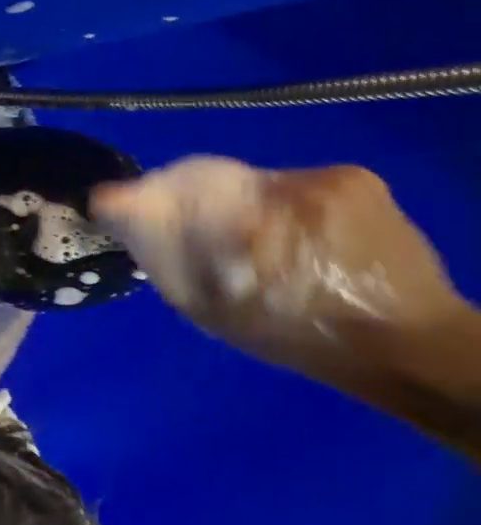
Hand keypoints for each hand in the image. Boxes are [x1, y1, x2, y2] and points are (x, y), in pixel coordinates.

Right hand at [90, 156, 467, 377]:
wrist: (410, 345)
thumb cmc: (297, 335)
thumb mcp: (210, 306)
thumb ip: (162, 254)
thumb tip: (115, 207)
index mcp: (242, 222)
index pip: (167, 186)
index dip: (141, 198)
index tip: (122, 210)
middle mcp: (281, 188)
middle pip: (212, 183)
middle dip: (199, 206)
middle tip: (204, 239)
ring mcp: (324, 179)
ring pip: (255, 185)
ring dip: (246, 208)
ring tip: (258, 245)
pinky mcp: (356, 179)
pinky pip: (295, 186)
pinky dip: (285, 208)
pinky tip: (300, 239)